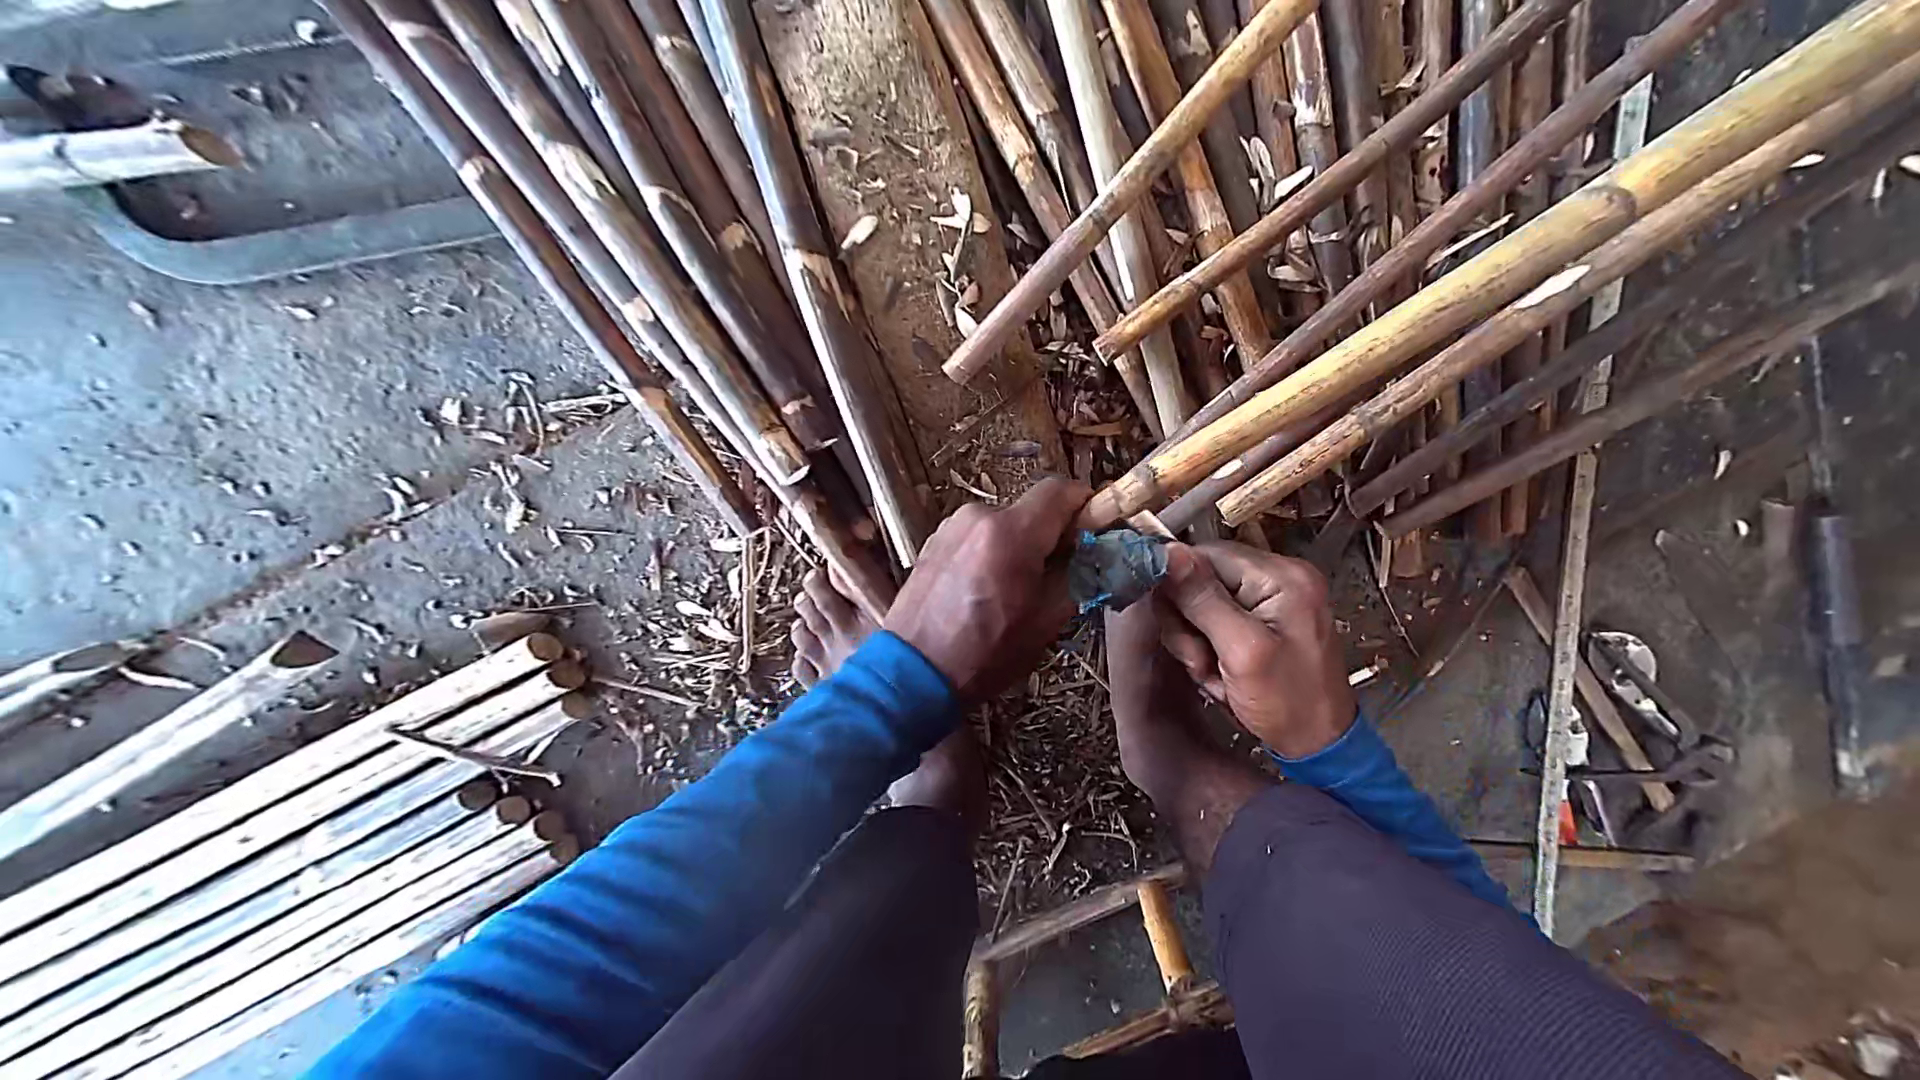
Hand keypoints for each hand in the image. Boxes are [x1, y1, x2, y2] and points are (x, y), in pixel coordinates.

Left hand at [884, 477, 1089, 701]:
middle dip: (1049, 536)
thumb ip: (1080, 574)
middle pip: (1030, 510)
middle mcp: (978, 517)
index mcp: (1010, 532)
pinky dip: (989, 554)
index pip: (1060, 490)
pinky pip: (976, 537)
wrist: (913, 673)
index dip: (1084, 506)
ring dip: (1017, 547)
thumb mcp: (1047, 620)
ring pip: (1002, 525)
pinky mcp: (932, 542)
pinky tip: (981, 592)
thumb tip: (1097, 551)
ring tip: (1010, 592)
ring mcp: (950, 527)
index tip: (1092, 532)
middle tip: (1053, 577)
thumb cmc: (985, 653)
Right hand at [1152, 542, 1353, 758]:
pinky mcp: (1259, 619)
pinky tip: (1221, 669)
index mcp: (1282, 576)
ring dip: (1194, 640)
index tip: (1181, 625)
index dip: (1180, 588)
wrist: (1317, 744)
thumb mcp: (1241, 649)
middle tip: (1203, 656)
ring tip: (1216, 669)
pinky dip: (1206, 647)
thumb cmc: (1292, 704)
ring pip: (1197, 602)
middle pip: (1198, 578)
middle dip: (1189, 622)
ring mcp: (1269, 599)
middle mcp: (1277, 578)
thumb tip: (1170, 553)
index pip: (1203, 554)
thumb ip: (1202, 598)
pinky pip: (1210, 620)